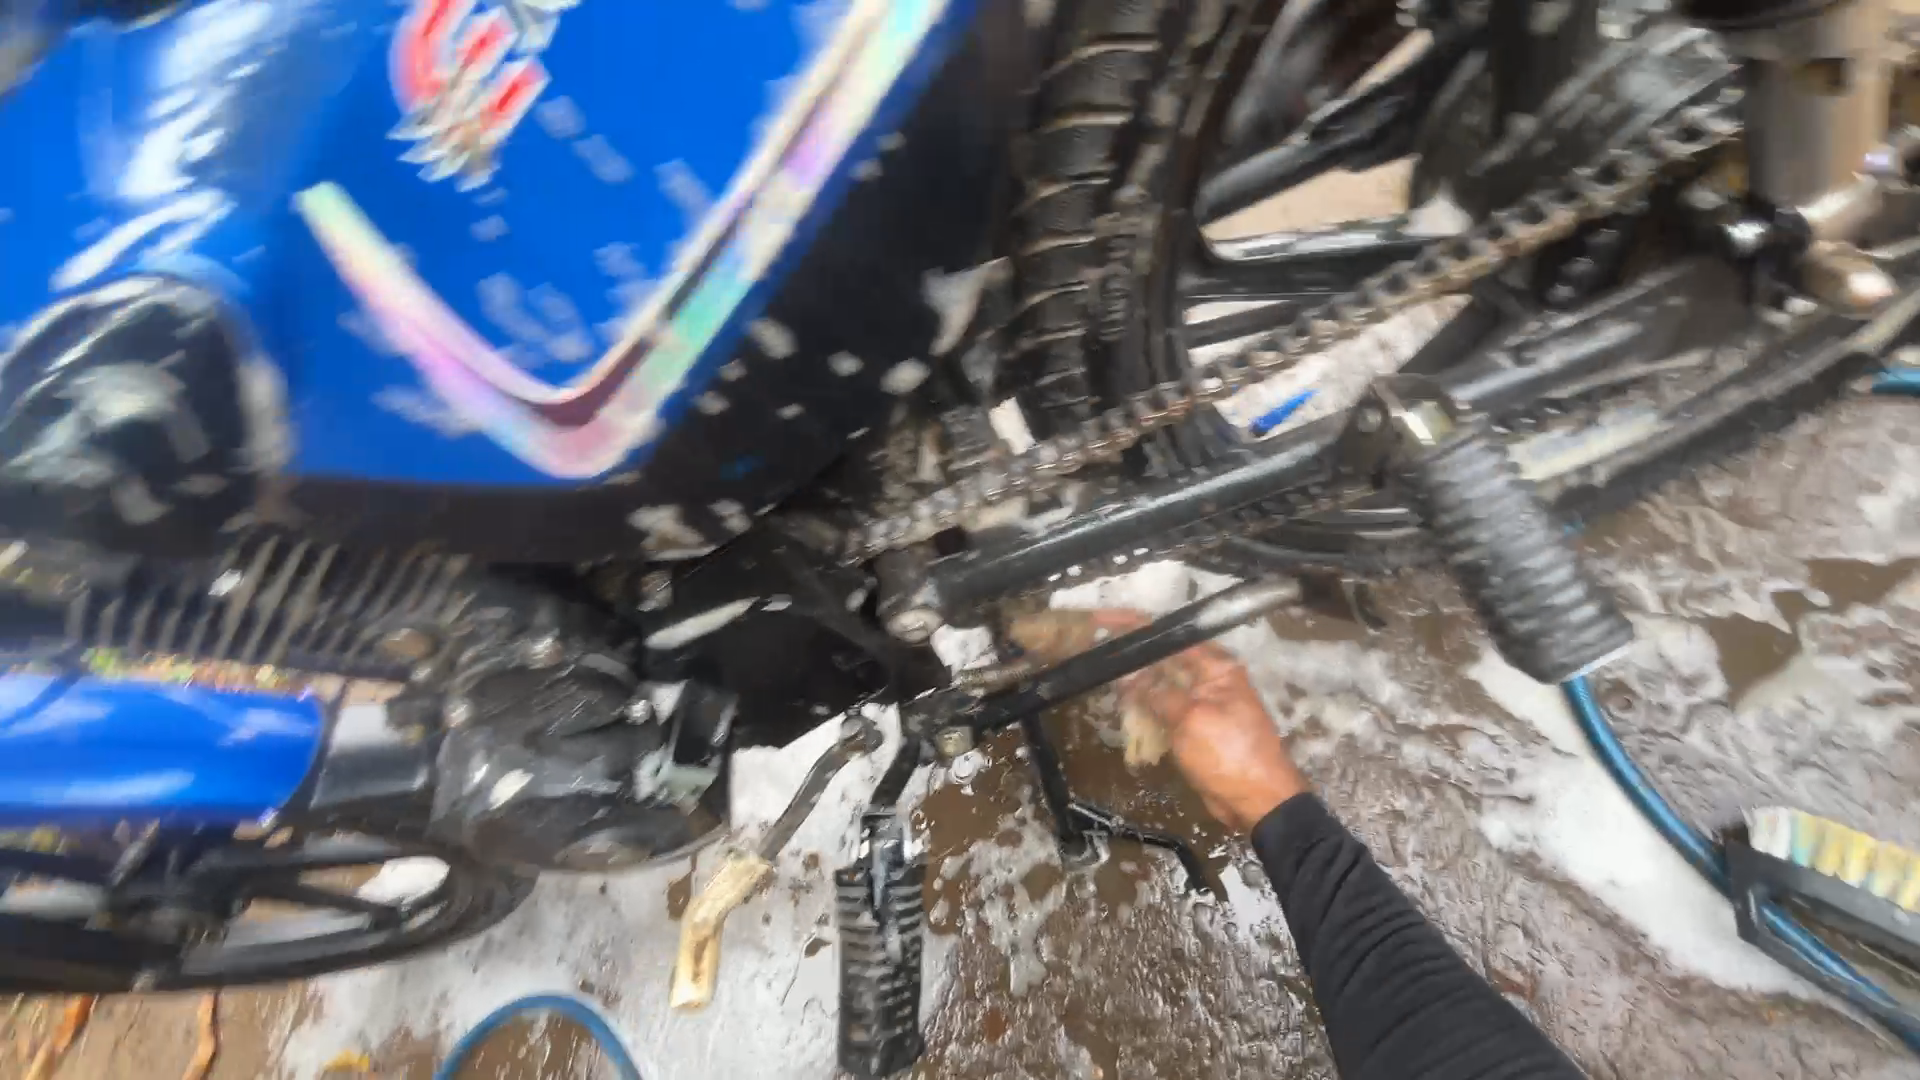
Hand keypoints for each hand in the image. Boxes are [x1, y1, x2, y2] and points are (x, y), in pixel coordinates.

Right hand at [1007, 608, 1309, 832]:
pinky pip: (1163, 706)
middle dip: (1130, 651)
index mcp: (1216, 666)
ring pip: (1159, 681)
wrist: (1258, 802)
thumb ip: (1157, 694)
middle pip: (1162, 655)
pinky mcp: (1193, 724)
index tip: (1102, 619)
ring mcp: (1201, 701)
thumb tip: (1127, 679)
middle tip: (1092, 643)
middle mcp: (1209, 677)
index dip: (1134, 625)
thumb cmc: (1229, 754)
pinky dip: (1142, 704)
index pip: (1169, 635)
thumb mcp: (1191, 719)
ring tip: (1098, 670)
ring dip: (1133, 679)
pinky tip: (1119, 701)